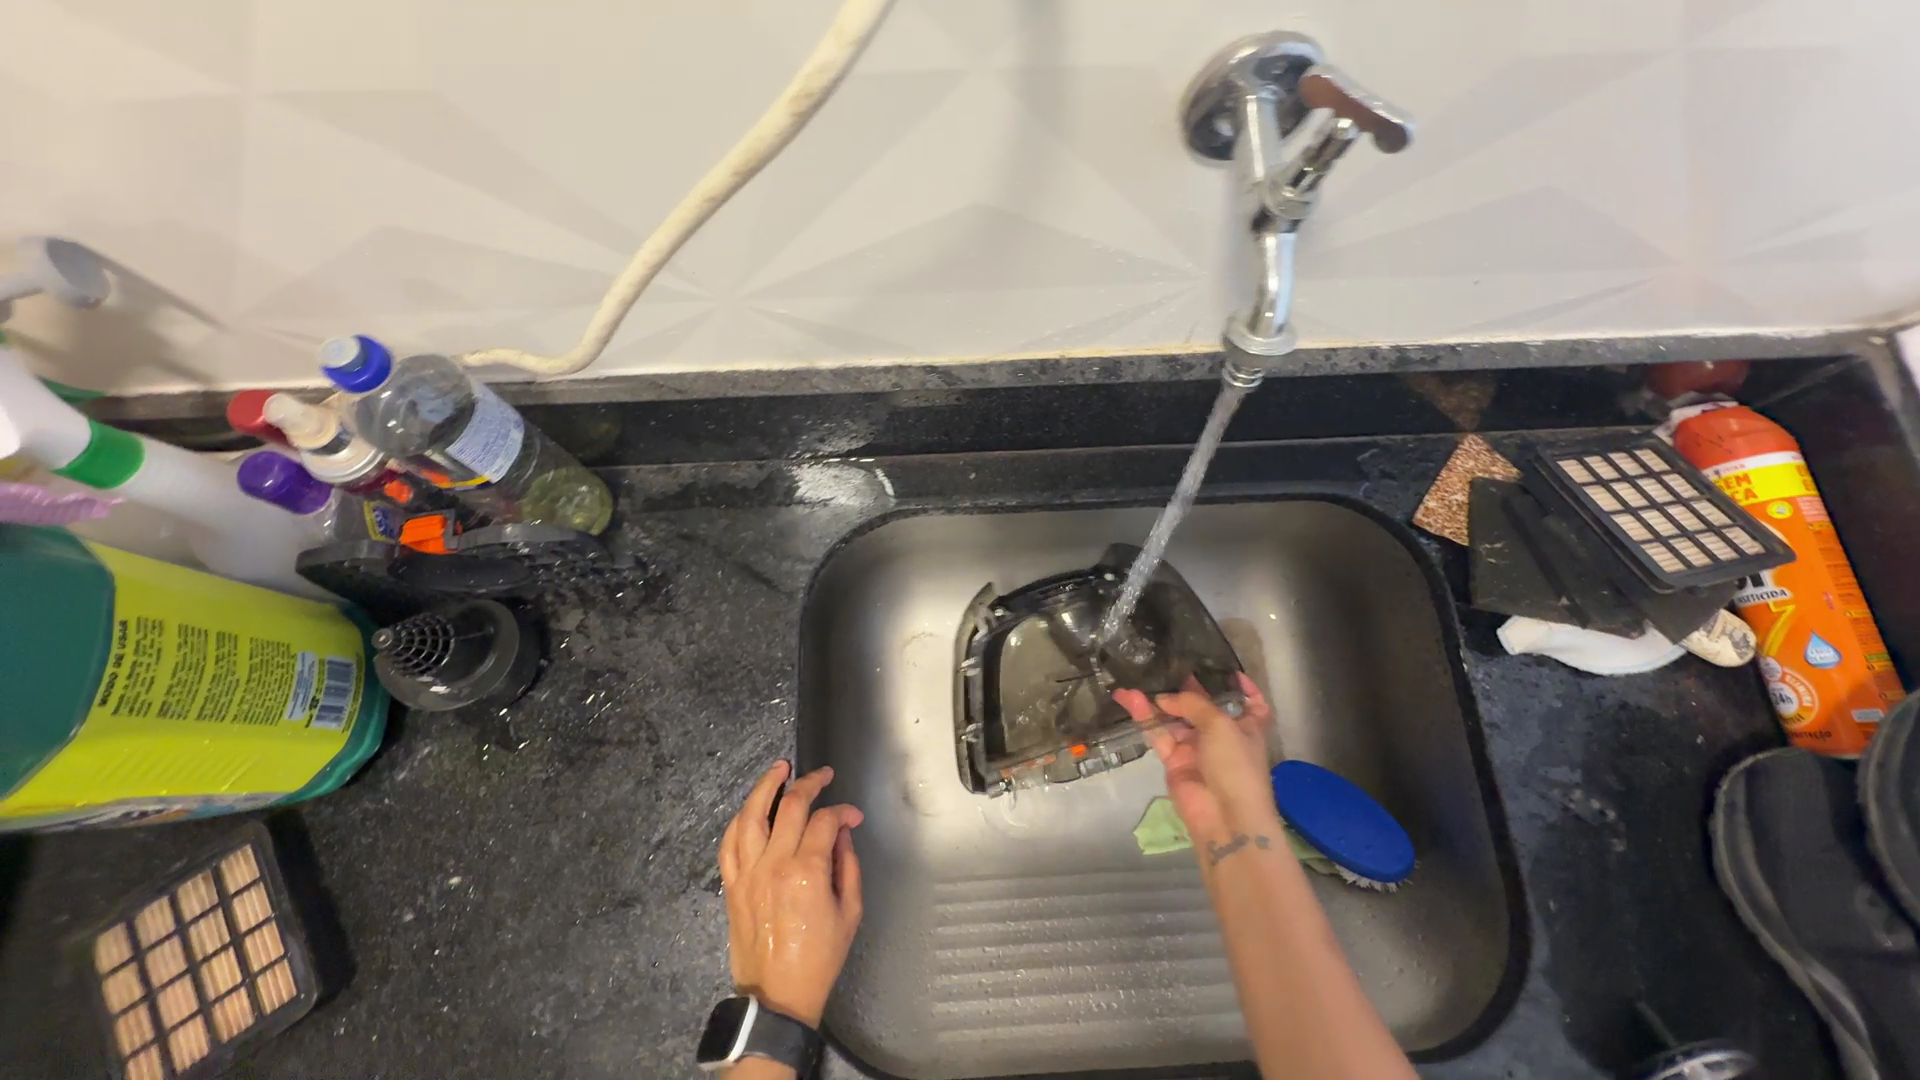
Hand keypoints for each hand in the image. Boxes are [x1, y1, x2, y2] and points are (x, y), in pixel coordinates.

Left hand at [718, 761, 864, 1027]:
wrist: (777, 996)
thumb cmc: (820, 958)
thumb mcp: (850, 912)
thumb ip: (849, 865)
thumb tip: (842, 831)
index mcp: (807, 871)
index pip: (825, 821)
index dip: (843, 811)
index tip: (853, 815)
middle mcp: (774, 864)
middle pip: (790, 806)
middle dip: (810, 783)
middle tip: (823, 774)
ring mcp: (747, 873)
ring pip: (751, 815)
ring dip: (765, 785)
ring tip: (780, 768)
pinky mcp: (731, 885)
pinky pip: (729, 842)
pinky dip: (740, 819)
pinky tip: (751, 807)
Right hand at [1115, 674, 1278, 854]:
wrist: (1225, 816)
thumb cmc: (1236, 765)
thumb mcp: (1221, 724)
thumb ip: (1193, 703)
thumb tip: (1164, 698)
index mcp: (1247, 726)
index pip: (1250, 703)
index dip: (1242, 688)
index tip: (1227, 672)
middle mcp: (1223, 736)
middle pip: (1204, 707)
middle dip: (1187, 689)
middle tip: (1166, 667)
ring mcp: (1197, 749)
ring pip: (1176, 719)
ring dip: (1157, 702)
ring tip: (1135, 681)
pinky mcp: (1174, 761)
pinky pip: (1159, 734)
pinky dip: (1145, 717)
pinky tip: (1131, 699)